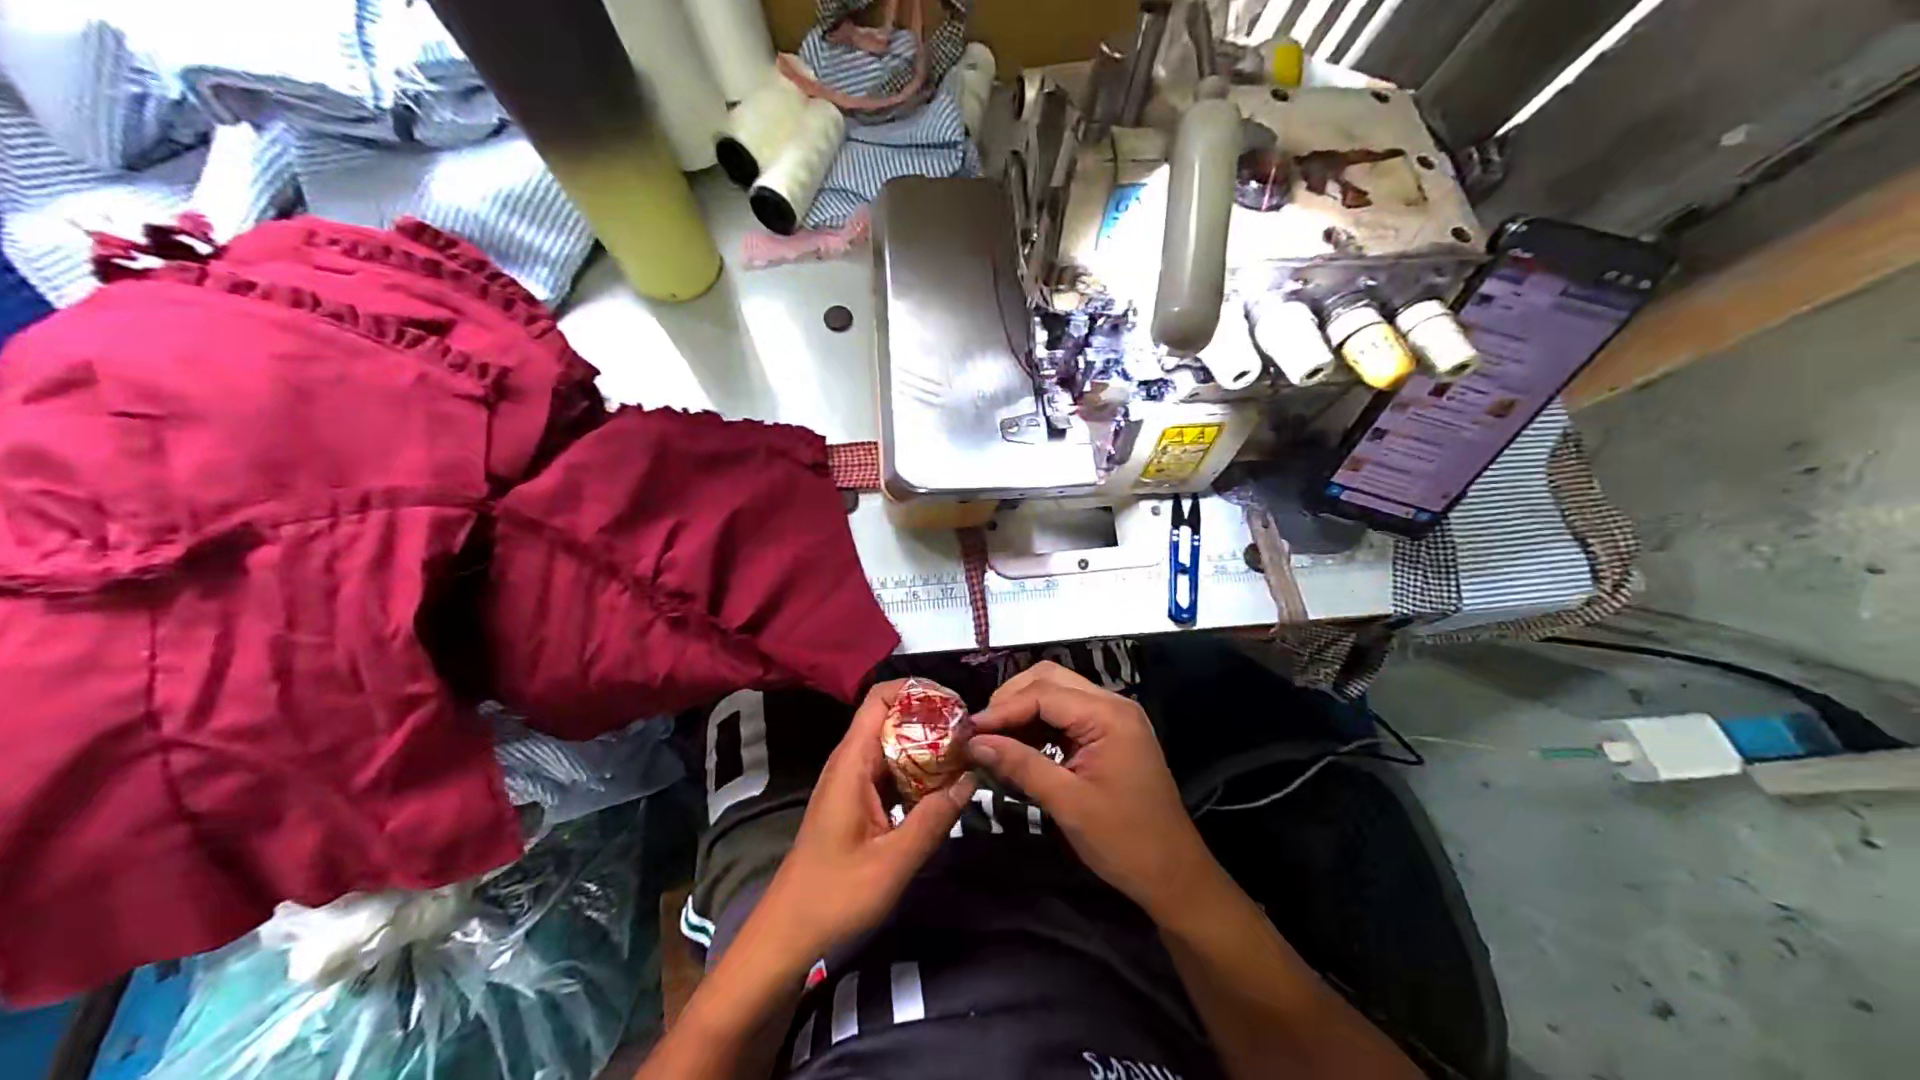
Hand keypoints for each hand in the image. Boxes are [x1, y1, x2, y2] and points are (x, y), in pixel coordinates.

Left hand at [751, 680, 974, 967]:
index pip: (880, 699)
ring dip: (928, 748)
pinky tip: (944, 788)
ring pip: (893, 745)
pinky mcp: (857, 802)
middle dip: (931, 721)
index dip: (917, 692)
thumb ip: (935, 818)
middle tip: (972, 737)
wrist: (788, 932)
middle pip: (891, 718)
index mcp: (851, 763)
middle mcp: (850, 762)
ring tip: (967, 758)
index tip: (956, 707)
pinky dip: (918, 772)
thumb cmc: (835, 895)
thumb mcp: (893, 862)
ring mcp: (852, 782)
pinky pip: (891, 771)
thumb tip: (972, 777)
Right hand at [968, 662, 1219, 919]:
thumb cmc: (1125, 841)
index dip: (1001, 709)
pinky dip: (1039, 725)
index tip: (967, 732)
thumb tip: (975, 742)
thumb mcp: (1068, 804)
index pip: (1042, 693)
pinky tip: (1019, 749)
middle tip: (982, 733)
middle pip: (1049, 680)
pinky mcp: (1109, 735)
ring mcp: (1113, 719)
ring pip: (1056, 693)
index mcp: (1108, 716)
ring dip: (1023, 711)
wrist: (1174, 875)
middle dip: (1010, 701)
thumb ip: (1021, 765)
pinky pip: (1066, 715)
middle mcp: (1112, 705)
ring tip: (994, 741)